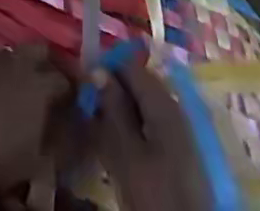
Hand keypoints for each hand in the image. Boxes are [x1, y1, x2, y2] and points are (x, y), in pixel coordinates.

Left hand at [0, 43, 72, 189]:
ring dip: (30, 65)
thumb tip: (72, 133)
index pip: (69, 81)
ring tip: (34, 90)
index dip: (78, 93)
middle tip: (60, 87)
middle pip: (43, 51)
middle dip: (55, 65)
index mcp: (41, 84)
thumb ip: (59, 145)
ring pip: (19, 53)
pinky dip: (9, 71)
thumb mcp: (35, 161)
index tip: (83, 105)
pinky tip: (7, 92)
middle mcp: (19, 63)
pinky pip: (0, 61)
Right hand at [92, 52, 212, 210]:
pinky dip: (129, 124)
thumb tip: (97, 69)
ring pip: (141, 104)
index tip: (80, 76)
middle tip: (84, 100)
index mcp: (163, 104)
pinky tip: (114, 140)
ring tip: (94, 121)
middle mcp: (174, 110)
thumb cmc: (154, 193)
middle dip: (110, 86)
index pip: (130, 65)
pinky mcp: (178, 151)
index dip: (104, 65)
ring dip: (117, 107)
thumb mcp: (125, 151)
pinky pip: (147, 123)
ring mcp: (178, 131)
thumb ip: (113, 107)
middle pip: (137, 84)